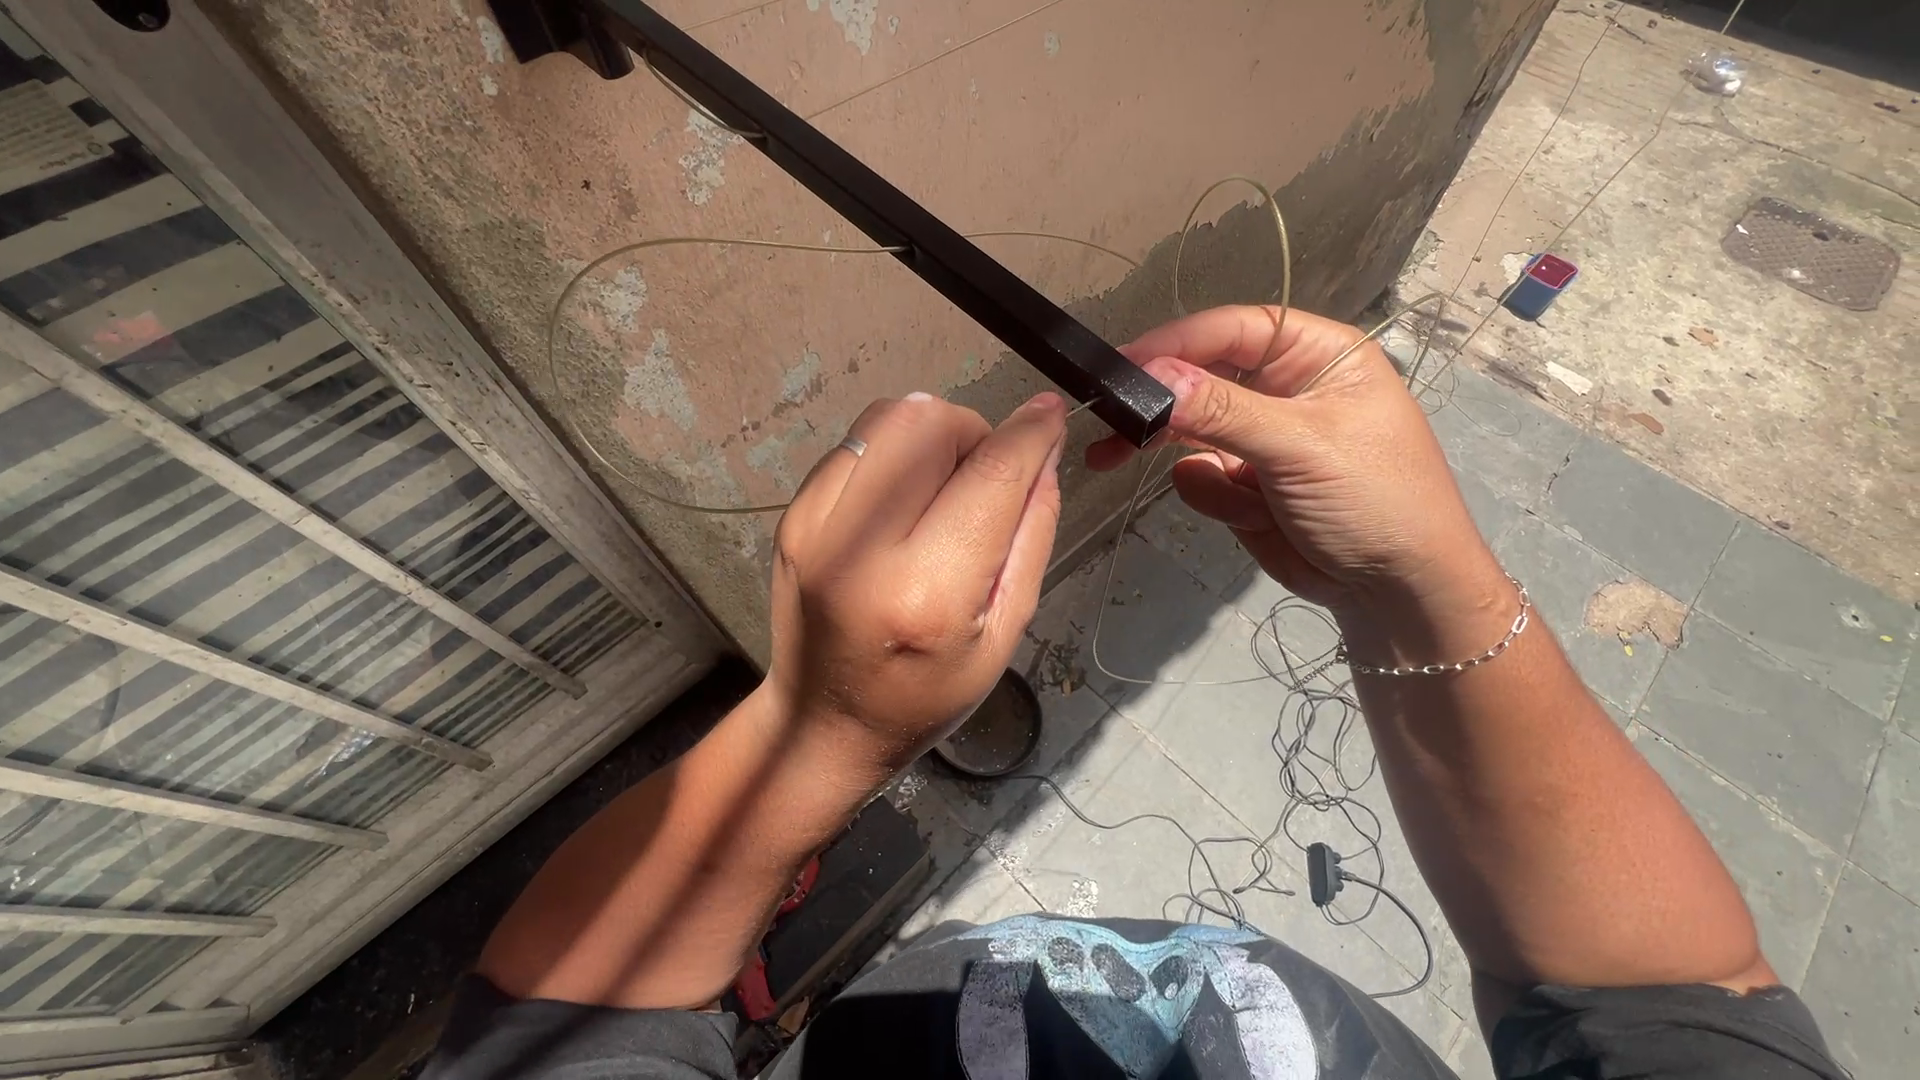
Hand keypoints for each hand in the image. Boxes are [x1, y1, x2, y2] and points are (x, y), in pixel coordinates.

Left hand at [764, 392, 1065, 769]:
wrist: (823, 722)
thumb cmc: (926, 694)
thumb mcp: (1003, 635)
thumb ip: (1030, 535)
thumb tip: (1045, 452)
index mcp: (927, 593)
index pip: (990, 476)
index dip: (1030, 434)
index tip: (1052, 415)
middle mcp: (862, 547)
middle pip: (932, 423)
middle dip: (976, 434)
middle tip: (984, 481)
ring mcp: (815, 525)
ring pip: (890, 417)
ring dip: (934, 435)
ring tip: (942, 488)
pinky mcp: (792, 514)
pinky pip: (857, 442)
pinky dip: (895, 453)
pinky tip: (901, 502)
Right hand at [1087, 306, 1508, 664]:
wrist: (1395, 592)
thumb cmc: (1373, 500)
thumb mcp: (1301, 446)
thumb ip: (1223, 411)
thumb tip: (1152, 377)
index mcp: (1315, 356)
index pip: (1233, 330)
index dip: (1177, 343)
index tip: (1123, 364)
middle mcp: (1282, 389)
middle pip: (1201, 379)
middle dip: (1164, 408)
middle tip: (1111, 426)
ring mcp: (1258, 438)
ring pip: (1190, 433)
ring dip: (1195, 463)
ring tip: (1207, 491)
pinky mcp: (1242, 483)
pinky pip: (1199, 477)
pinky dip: (1217, 499)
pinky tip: (1253, 516)